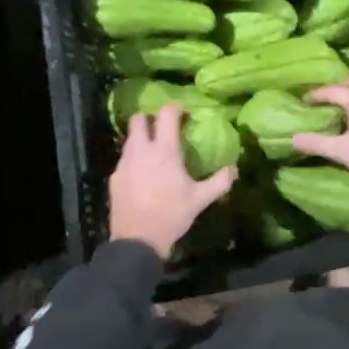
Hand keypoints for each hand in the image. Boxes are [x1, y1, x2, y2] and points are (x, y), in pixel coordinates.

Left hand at [109, 103, 237, 257]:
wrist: (137, 240)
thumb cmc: (171, 215)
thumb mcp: (200, 200)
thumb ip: (219, 182)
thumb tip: (234, 169)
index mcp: (164, 151)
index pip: (166, 115)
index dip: (174, 108)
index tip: (182, 111)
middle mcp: (141, 150)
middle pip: (138, 119)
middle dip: (150, 118)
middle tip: (162, 127)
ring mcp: (124, 163)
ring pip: (129, 139)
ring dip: (141, 138)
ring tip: (153, 151)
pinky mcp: (114, 177)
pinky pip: (124, 159)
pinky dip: (133, 159)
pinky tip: (142, 174)